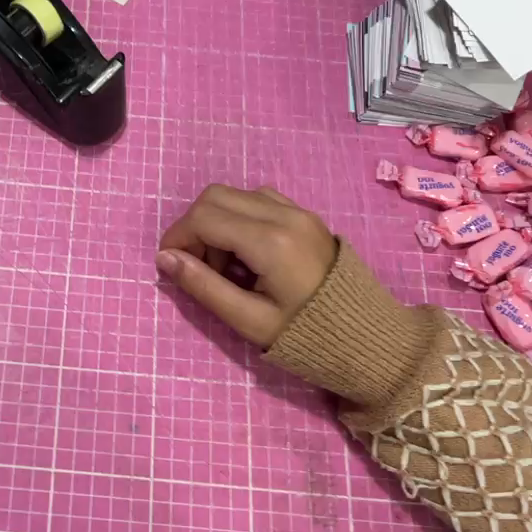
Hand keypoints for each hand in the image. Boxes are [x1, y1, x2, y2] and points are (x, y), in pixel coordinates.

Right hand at [156, 185, 338, 347]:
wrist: (367, 336)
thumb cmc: (307, 337)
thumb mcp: (249, 321)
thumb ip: (204, 287)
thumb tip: (164, 258)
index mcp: (271, 242)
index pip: (204, 218)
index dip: (178, 237)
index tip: (170, 264)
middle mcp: (283, 215)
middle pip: (214, 196)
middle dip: (194, 226)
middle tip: (197, 265)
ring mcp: (297, 210)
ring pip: (235, 194)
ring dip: (216, 222)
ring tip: (224, 265)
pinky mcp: (304, 214)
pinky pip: (257, 200)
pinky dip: (238, 218)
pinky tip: (245, 253)